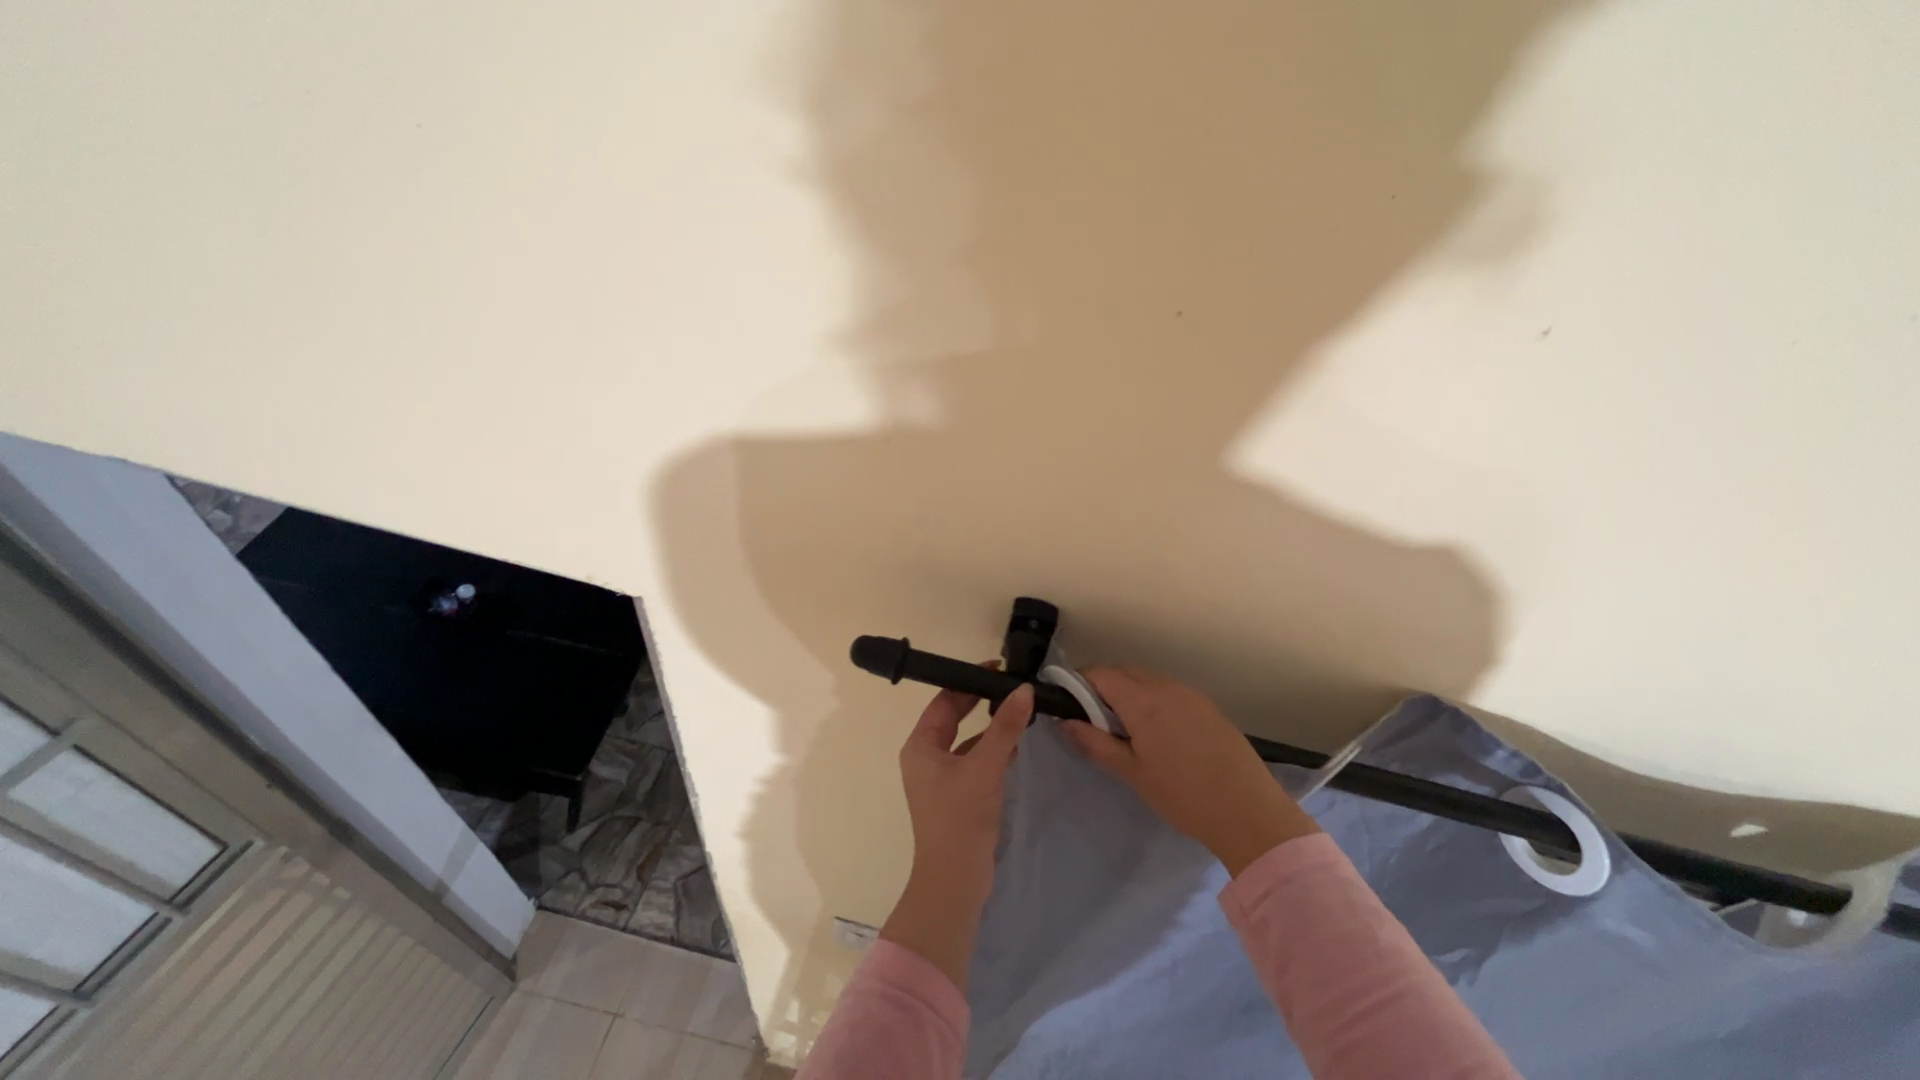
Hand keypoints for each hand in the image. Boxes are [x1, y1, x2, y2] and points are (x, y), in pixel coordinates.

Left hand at [880, 677, 1030, 988]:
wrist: (955, 880)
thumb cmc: (960, 818)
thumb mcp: (984, 767)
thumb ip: (1005, 727)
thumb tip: (1024, 689)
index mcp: (920, 746)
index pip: (944, 701)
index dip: (969, 682)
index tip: (999, 670)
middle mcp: (926, 757)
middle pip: (954, 718)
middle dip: (981, 702)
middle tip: (1013, 687)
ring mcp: (942, 778)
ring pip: (968, 740)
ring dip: (992, 727)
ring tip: (1022, 711)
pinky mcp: (959, 796)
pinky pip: (977, 761)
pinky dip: (995, 751)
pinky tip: (1018, 746)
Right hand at [1062, 668, 1318, 875]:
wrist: (1249, 812)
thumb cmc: (1183, 796)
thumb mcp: (1133, 773)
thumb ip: (1096, 744)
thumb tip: (1066, 722)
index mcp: (1144, 701)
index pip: (1101, 674)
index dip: (1079, 684)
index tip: (1068, 705)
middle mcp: (1168, 688)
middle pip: (1125, 672)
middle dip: (1103, 687)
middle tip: (1093, 721)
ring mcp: (1192, 695)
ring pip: (1149, 681)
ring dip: (1129, 694)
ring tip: (1124, 730)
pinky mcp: (1209, 707)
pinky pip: (1170, 692)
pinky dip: (1153, 701)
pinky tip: (1156, 734)